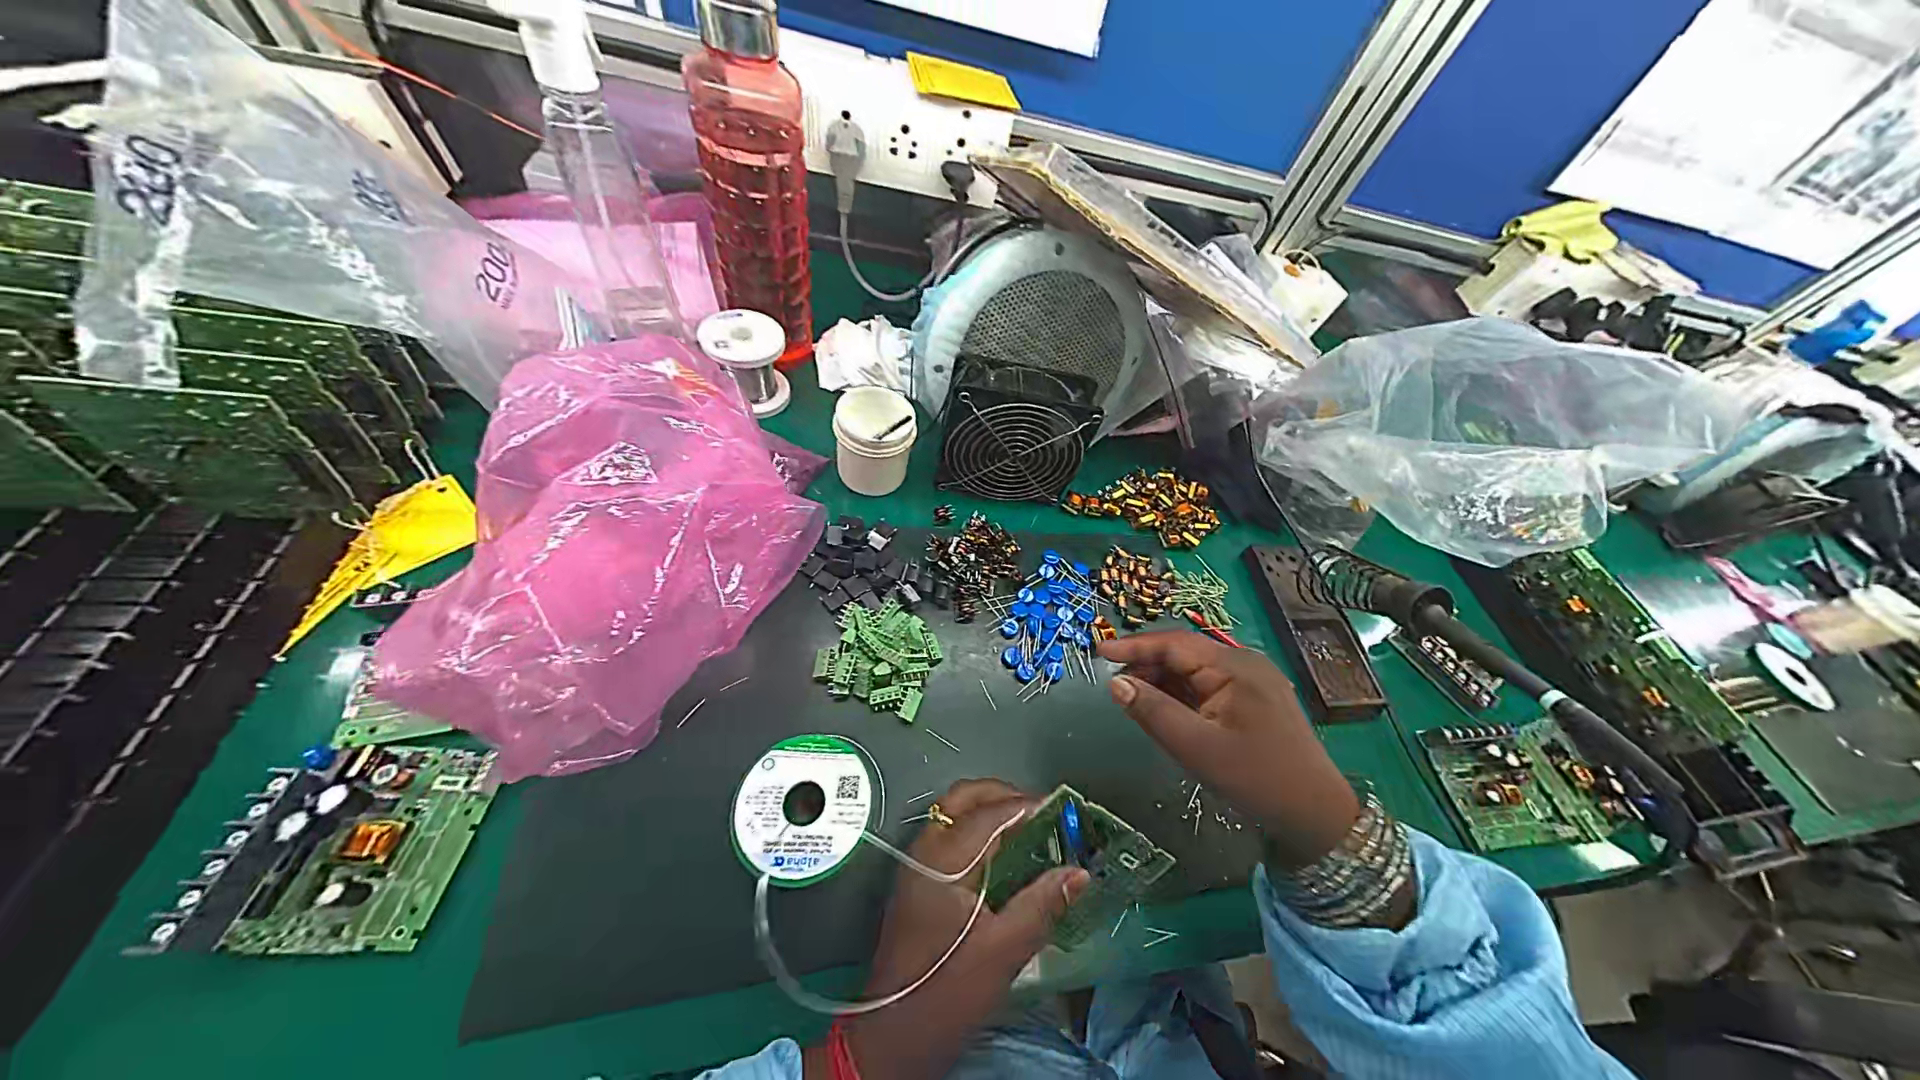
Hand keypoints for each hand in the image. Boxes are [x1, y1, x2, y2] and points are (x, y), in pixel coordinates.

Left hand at [839, 779, 1088, 1078]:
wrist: (893, 1032)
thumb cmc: (947, 992)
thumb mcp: (1003, 952)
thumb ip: (1042, 905)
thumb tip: (1079, 873)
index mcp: (944, 862)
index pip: (990, 815)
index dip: (1027, 806)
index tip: (1061, 808)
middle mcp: (924, 850)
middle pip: (964, 798)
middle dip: (1004, 795)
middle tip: (1042, 810)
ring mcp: (915, 862)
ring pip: (952, 812)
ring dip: (988, 808)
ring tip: (1026, 824)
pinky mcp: (914, 878)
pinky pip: (946, 832)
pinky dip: (975, 826)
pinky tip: (1000, 850)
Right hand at [1097, 631, 1359, 867]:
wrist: (1317, 816)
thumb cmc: (1256, 778)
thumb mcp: (1196, 746)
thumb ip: (1152, 711)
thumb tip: (1115, 683)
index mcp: (1234, 666)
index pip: (1174, 644)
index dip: (1134, 646)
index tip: (1099, 653)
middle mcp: (1245, 663)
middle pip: (1184, 654)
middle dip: (1147, 665)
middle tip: (1115, 686)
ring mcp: (1252, 681)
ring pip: (1194, 671)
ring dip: (1162, 681)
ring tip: (1134, 700)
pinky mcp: (1254, 699)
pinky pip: (1208, 686)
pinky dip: (1182, 694)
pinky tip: (1165, 709)